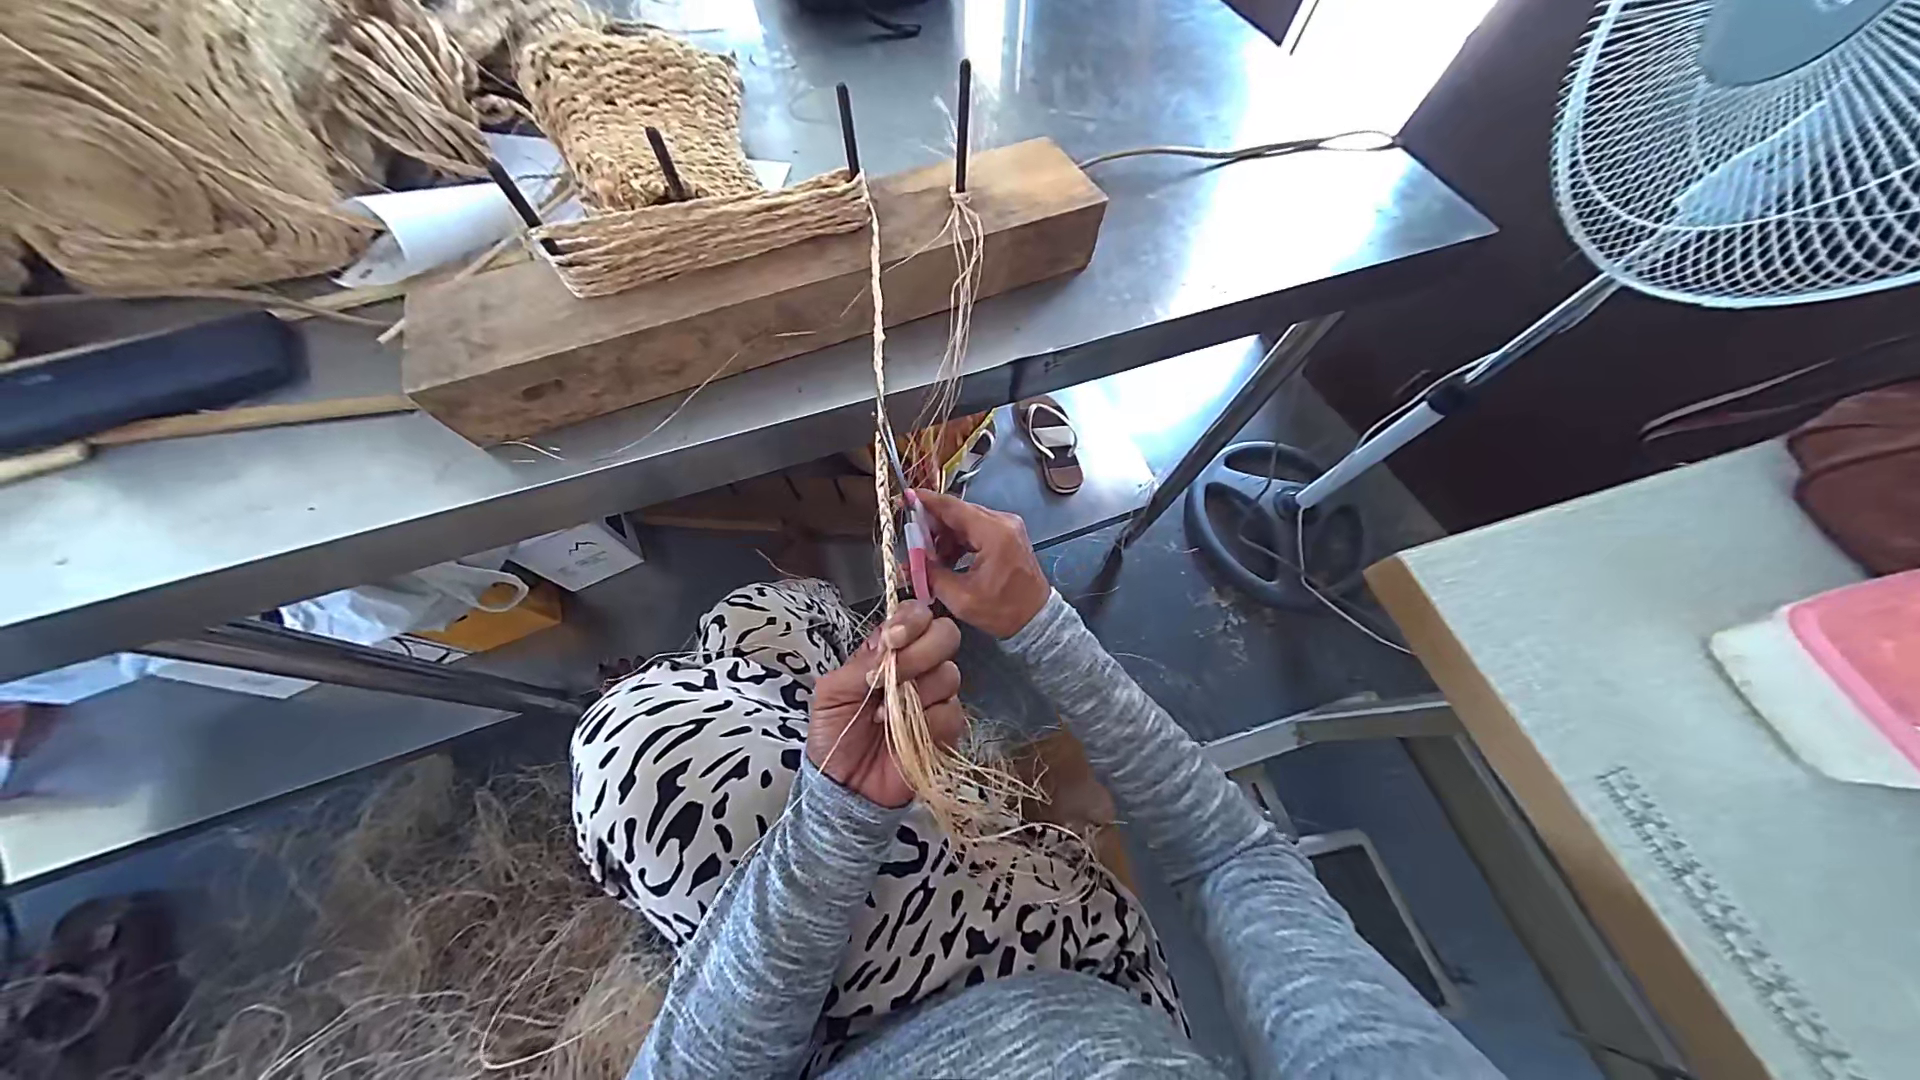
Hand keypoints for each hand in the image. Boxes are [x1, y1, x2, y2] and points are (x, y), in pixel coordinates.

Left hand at [807, 601, 964, 807]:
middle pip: (945, 635)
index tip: (894, 640)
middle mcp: (917, 666)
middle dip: (920, 653)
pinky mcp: (946, 728)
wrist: (843, 787)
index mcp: (889, 649)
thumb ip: (861, 662)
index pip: (916, 615)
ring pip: (949, 674)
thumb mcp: (832, 692)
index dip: (912, 621)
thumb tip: (890, 642)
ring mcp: (934, 696)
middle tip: (892, 677)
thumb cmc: (833, 734)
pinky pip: (952, 712)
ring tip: (884, 715)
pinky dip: (926, 722)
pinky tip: (902, 734)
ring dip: (916, 693)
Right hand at [914, 489, 1050, 638]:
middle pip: (958, 512)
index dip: (926, 501)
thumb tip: (911, 561)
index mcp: (994, 533)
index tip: (905, 497)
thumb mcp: (961, 598)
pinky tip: (947, 559)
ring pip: (965, 520)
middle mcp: (1003, 522)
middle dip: (932, 525)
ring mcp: (1007, 527)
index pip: (952, 507)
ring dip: (945, 536)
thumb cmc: (1004, 611)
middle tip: (912, 541)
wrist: (1037, 619)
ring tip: (930, 558)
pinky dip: (958, 540)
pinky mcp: (1007, 535)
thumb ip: (932, 574)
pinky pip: (975, 529)